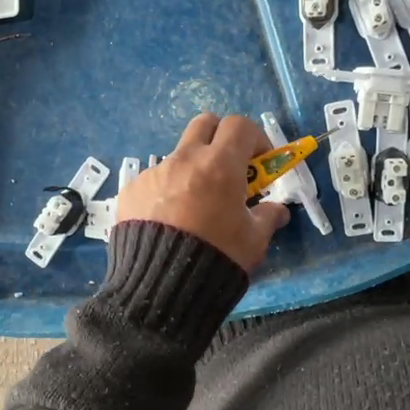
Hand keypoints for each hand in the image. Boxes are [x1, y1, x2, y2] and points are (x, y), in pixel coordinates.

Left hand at [118, 114, 289, 271]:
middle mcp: (185, 159)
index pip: (240, 126)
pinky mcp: (131, 191)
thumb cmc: (217, 256)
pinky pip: (154, 181)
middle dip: (219, 138)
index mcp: (220, 164)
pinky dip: (166, 192)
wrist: (162, 285)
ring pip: (178, 156)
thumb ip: (267, 218)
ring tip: (194, 207)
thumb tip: (277, 211)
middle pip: (205, 124)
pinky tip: (168, 222)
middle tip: (227, 167)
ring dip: (191, 170)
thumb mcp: (254, 240)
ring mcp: (154, 173)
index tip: (259, 161)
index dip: (254, 138)